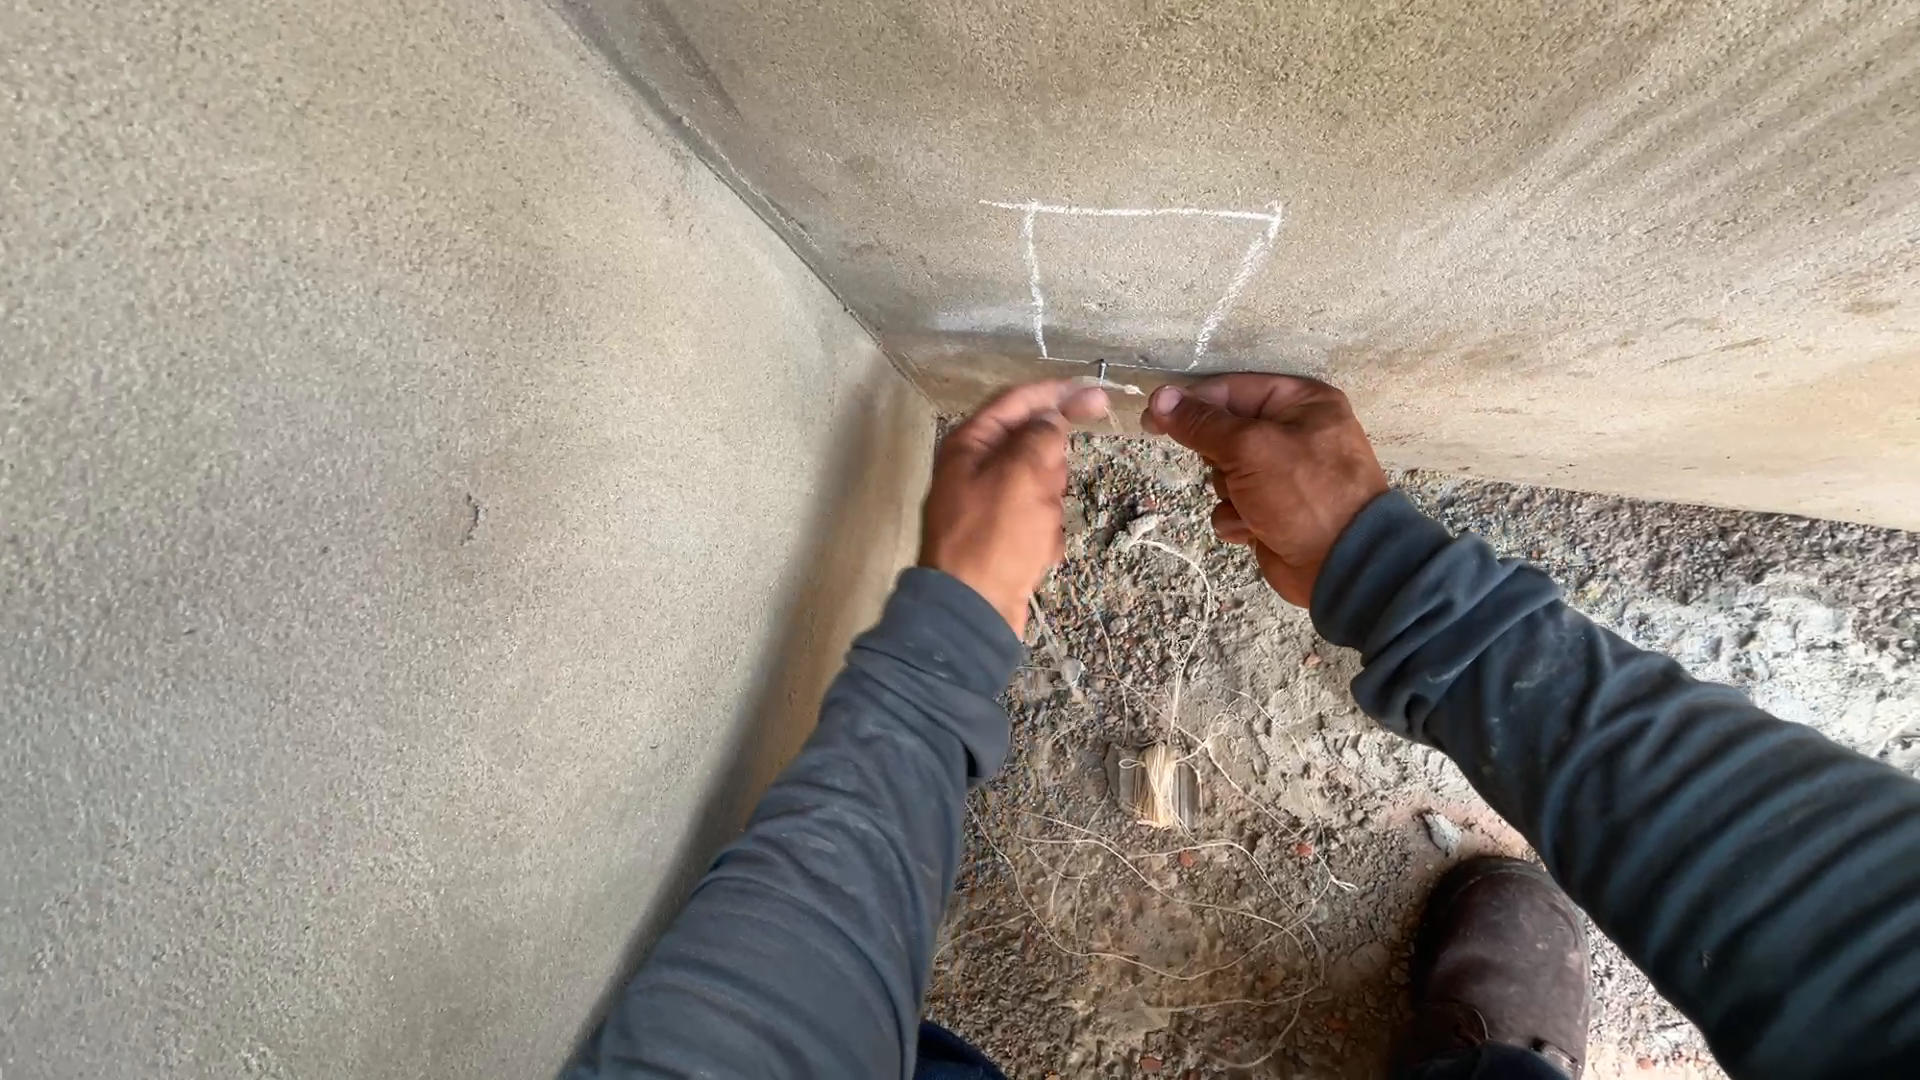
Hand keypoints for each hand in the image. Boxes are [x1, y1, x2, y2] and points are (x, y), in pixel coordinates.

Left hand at [920, 379, 1109, 636]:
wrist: (973, 612)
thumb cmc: (994, 539)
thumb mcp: (1021, 477)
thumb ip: (1040, 437)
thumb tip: (1052, 418)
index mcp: (969, 444)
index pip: (1019, 401)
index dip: (1060, 394)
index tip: (1099, 396)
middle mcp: (974, 467)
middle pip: (1033, 446)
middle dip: (1050, 470)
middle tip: (1044, 494)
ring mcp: (988, 502)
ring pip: (1041, 484)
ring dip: (1049, 507)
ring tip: (1035, 532)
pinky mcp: (1002, 534)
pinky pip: (1038, 519)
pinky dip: (1043, 534)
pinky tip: (1035, 554)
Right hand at [1140, 374, 1388, 606]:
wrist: (1341, 565)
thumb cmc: (1303, 493)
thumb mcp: (1249, 448)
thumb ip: (1201, 423)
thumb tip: (1159, 398)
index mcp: (1300, 402)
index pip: (1230, 390)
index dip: (1190, 404)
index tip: (1150, 420)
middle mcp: (1292, 432)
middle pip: (1222, 433)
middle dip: (1218, 457)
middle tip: (1230, 470)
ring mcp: (1281, 474)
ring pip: (1221, 472)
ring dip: (1228, 491)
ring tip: (1253, 504)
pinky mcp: (1270, 509)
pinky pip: (1230, 505)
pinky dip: (1236, 517)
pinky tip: (1256, 528)